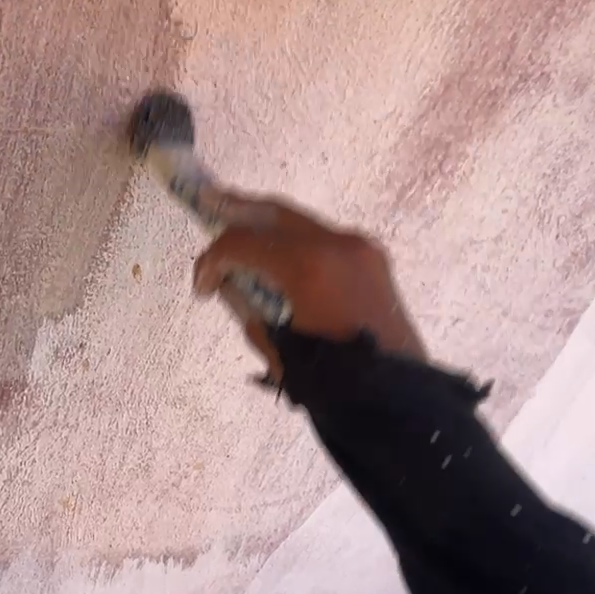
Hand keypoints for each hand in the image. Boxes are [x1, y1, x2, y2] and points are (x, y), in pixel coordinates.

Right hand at [191, 193, 424, 379]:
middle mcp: (335, 243)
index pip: (241, 244)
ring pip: (297, 222)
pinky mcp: (370, 257)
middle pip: (272, 213)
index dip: (211, 261)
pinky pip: (319, 238)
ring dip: (265, 226)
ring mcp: (358, 247)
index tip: (201, 289)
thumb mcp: (269, 339)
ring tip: (237, 222)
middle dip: (236, 208)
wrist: (392, 393)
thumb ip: (244, 301)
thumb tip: (229, 280)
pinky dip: (291, 241)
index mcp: (307, 265)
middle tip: (207, 200)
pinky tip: (274, 252)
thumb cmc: (326, 375)